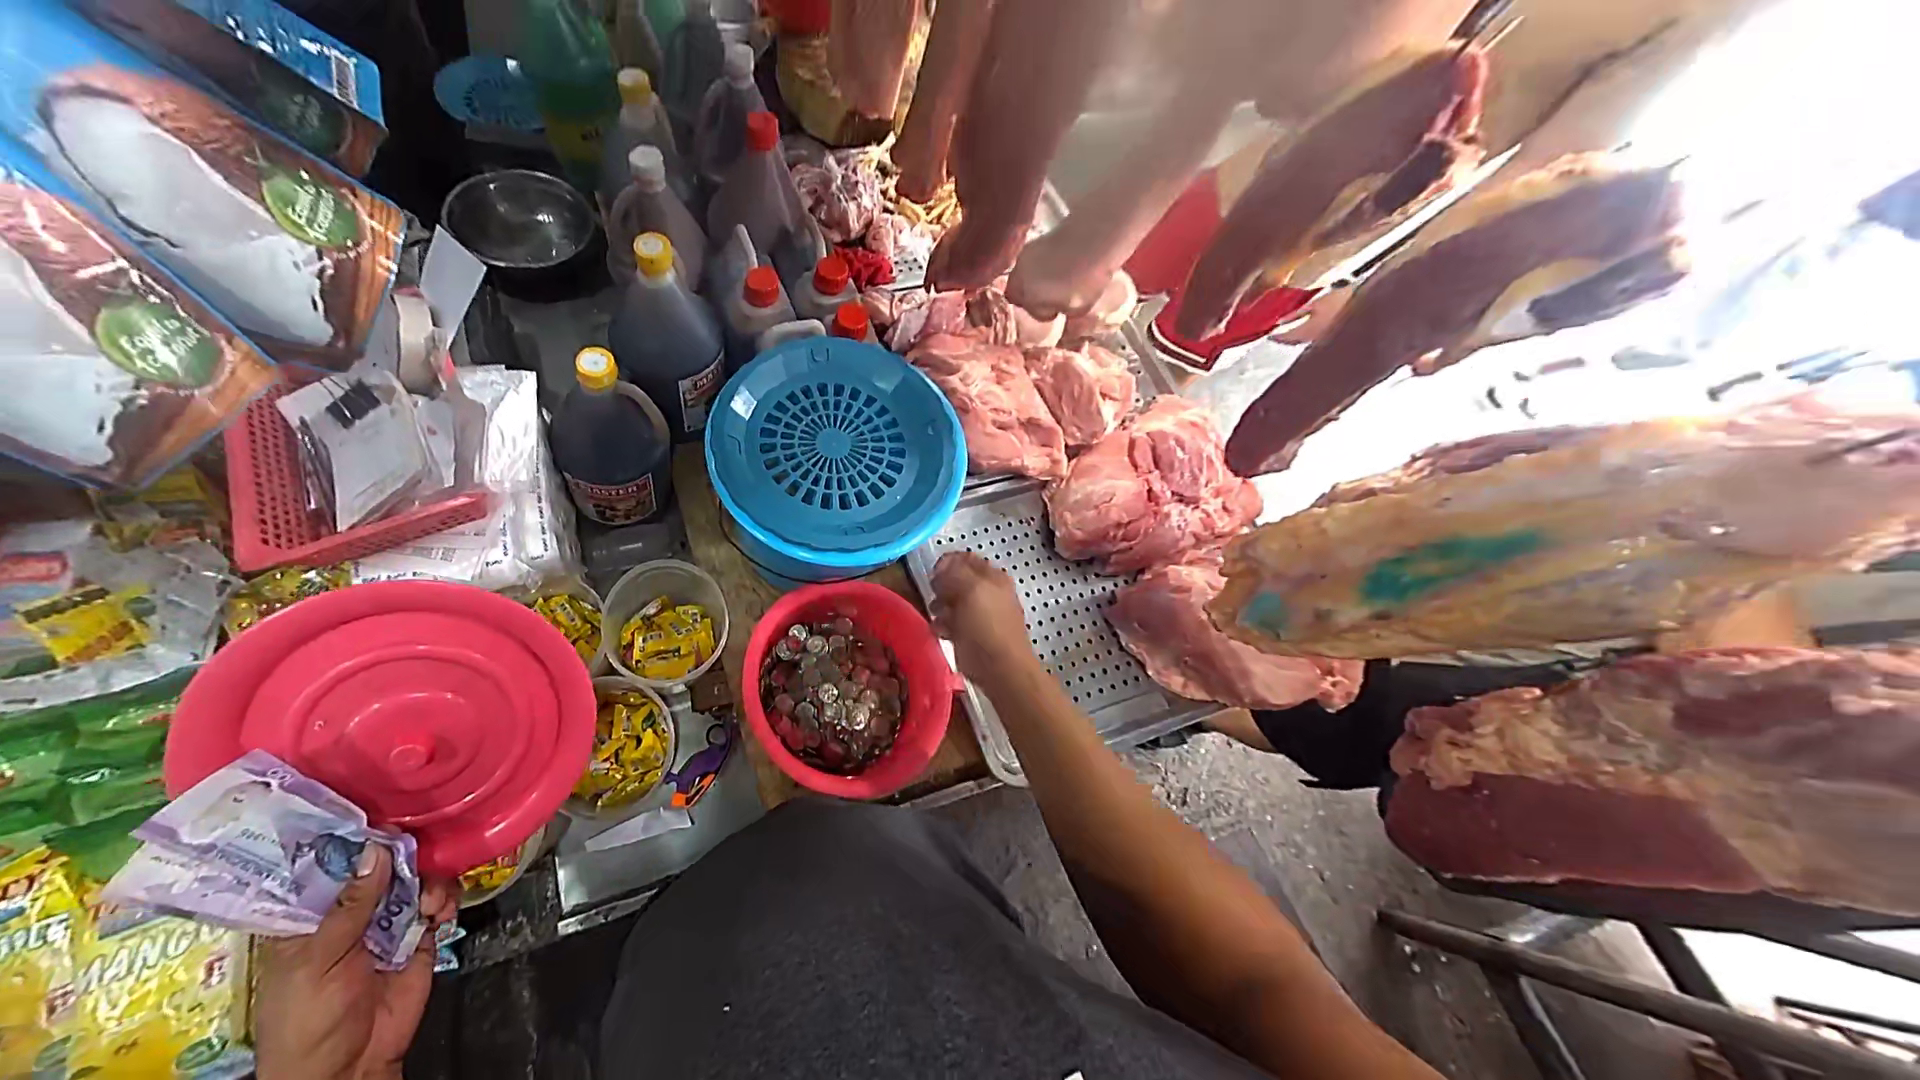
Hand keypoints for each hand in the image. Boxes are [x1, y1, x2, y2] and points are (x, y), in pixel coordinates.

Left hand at [254, 845, 457, 1079]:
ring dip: (428, 884)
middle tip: (418, 858)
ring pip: (416, 881)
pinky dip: (446, 902)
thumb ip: (351, 905)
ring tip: (429, 904)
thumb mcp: (319, 959)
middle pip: (383, 867)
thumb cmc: (309, 1018)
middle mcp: (350, 913)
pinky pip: (440, 903)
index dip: (351, 842)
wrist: (350, 1065)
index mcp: (310, 918)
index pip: (329, 868)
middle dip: (404, 860)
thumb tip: (375, 849)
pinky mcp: (420, 935)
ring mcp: (386, 924)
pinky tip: (440, 915)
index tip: (378, 815)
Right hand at [929, 551, 1037, 684]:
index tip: (934, 575)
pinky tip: (942, 632)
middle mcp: (987, 592)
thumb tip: (942, 566)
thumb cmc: (987, 627)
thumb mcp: (971, 590)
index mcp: (992, 577)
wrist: (1000, 668)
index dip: (947, 563)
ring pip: (950, 602)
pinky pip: (951, 622)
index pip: (965, 559)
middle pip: (955, 580)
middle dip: (941, 588)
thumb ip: (955, 572)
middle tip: (937, 598)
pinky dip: (944, 626)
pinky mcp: (970, 634)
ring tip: (939, 618)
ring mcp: (979, 614)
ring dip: (940, 608)